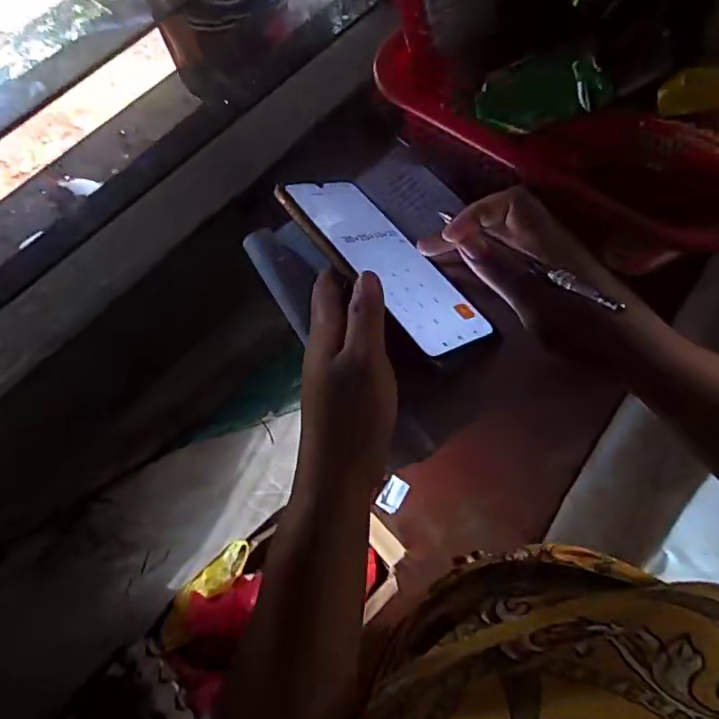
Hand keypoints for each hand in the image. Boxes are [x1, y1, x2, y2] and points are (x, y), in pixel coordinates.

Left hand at [296, 270, 398, 505]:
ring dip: (365, 313)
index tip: (365, 243)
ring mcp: (330, 374)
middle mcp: (320, 351)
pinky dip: (371, 339)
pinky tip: (392, 343)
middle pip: (333, 308)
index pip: (324, 289)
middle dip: (355, 286)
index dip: (339, 265)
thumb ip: (363, 318)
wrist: (339, 476)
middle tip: (392, 268)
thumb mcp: (364, 360)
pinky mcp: (343, 394)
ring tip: (398, 299)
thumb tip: (363, 274)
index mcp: (322, 337)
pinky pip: (355, 354)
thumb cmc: (353, 415)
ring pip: (345, 332)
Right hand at [418, 187, 664, 364]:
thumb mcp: (536, 303)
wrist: (635, 351)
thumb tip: (464, 241)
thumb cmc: (588, 330)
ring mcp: (549, 261)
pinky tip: (464, 274)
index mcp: (548, 241)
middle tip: (424, 248)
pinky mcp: (550, 279)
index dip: (475, 214)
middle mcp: (548, 243)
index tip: (448, 238)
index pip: (509, 204)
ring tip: (434, 258)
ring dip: (469, 247)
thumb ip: (500, 271)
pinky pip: (510, 261)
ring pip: (502, 242)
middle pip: (501, 221)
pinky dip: (484, 264)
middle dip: (462, 231)